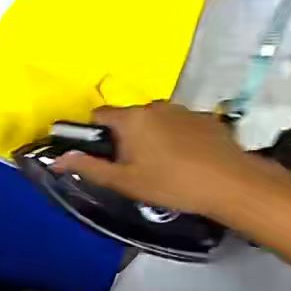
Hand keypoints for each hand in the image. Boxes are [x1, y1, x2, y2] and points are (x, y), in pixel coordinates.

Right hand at [50, 100, 268, 217]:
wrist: (232, 184)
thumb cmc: (172, 183)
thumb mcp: (126, 182)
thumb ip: (90, 167)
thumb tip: (57, 159)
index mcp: (130, 119)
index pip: (99, 115)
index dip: (96, 134)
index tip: (104, 155)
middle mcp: (154, 106)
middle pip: (128, 118)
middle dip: (126, 137)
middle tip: (134, 167)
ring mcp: (182, 110)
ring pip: (156, 120)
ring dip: (153, 136)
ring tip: (165, 166)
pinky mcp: (206, 118)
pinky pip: (181, 124)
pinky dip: (178, 137)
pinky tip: (189, 161)